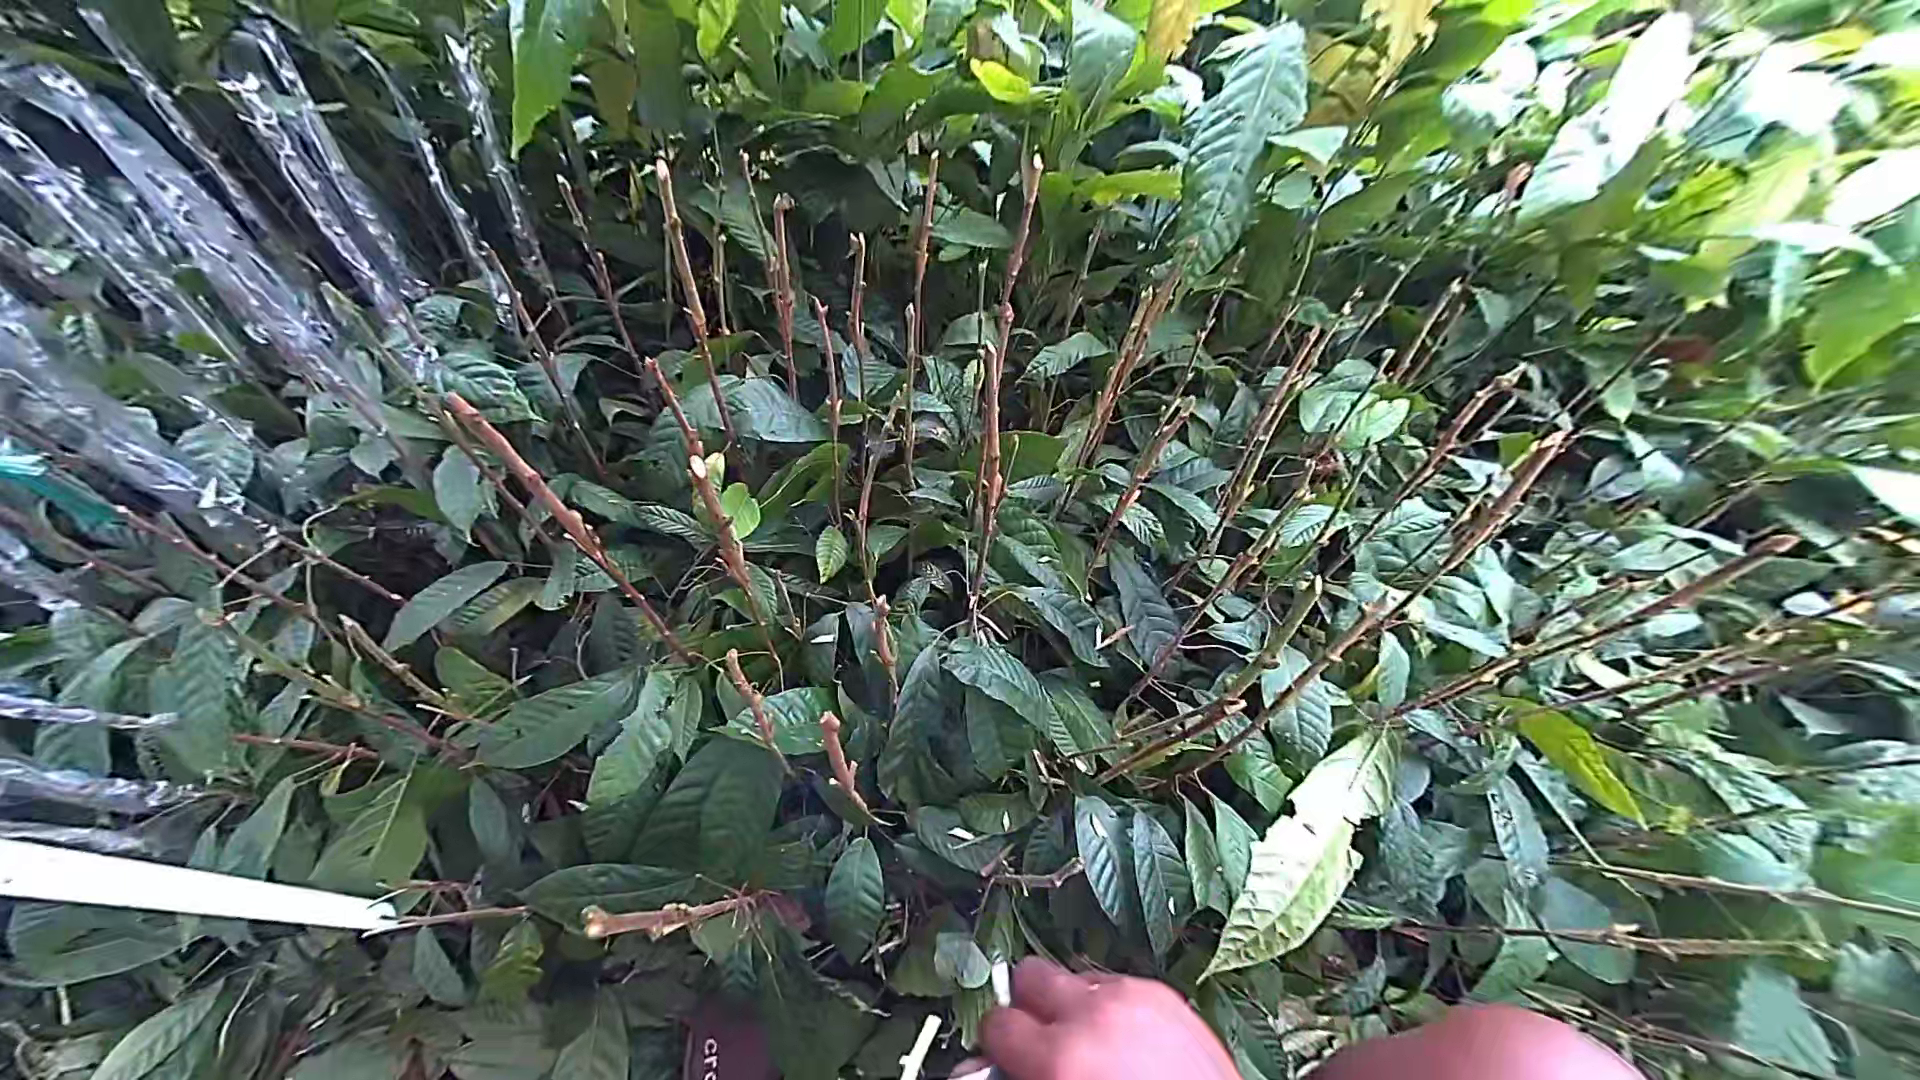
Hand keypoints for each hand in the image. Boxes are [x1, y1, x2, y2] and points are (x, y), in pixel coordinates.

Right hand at [980, 959, 1238, 1079]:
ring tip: (1093, 1046)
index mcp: (1062, 1059)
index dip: (998, 1040)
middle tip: (1039, 1036)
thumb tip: (995, 1070)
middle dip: (1029, 1004)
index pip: (998, 1023)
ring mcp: (1130, 996)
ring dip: (1074, 1006)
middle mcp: (1091, 1014)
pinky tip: (1128, 1044)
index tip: (1004, 1051)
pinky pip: (1117, 985)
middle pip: (1029, 974)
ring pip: (1074, 977)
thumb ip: (1030, 1075)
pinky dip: (1112, 1008)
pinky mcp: (1162, 993)